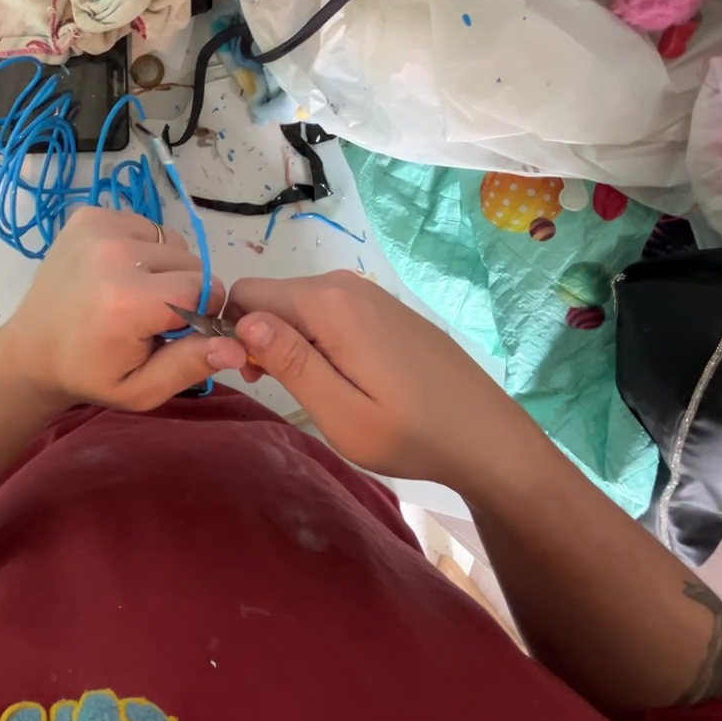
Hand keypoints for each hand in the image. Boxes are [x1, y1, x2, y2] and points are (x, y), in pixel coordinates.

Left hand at [0, 207, 248, 411]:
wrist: (31, 350)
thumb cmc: (90, 373)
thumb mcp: (142, 389)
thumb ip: (191, 365)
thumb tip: (238, 346)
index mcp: (127, 300)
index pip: (203, 288)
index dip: (202, 311)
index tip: (180, 330)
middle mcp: (114, 253)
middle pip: (190, 262)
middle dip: (184, 290)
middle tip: (151, 317)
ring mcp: (99, 228)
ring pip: (170, 241)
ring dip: (164, 267)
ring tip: (135, 293)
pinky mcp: (89, 215)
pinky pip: (145, 226)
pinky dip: (143, 249)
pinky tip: (119, 273)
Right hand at [226, 271, 545, 488]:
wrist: (488, 436)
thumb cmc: (411, 434)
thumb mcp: (341, 412)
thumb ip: (289, 362)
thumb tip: (243, 319)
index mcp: (328, 304)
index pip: (245, 294)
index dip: (234, 333)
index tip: (253, 377)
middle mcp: (343, 284)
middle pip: (270, 297)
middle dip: (259, 338)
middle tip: (283, 389)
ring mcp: (365, 292)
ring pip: (296, 304)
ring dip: (288, 341)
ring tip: (317, 389)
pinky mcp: (380, 306)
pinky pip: (325, 310)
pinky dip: (315, 338)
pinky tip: (343, 376)